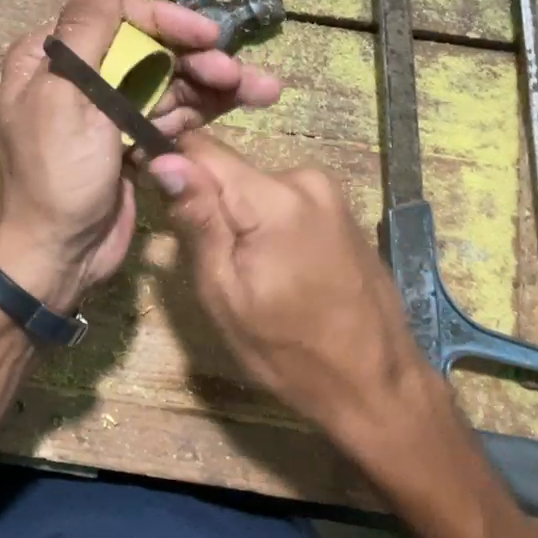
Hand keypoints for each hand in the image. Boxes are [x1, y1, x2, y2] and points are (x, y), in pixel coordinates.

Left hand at [0, 0, 280, 311]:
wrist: (57, 258)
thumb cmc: (56, 177)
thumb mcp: (66, 100)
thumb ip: (86, 34)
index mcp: (50, 59)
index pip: (114, 18)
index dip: (164, 22)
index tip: (207, 36)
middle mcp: (77, 77)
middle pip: (146, 50)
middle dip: (196, 60)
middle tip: (240, 78)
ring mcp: (104, 110)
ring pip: (165, 81)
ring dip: (210, 85)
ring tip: (262, 91)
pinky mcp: (127, 139)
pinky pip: (168, 113)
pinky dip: (200, 111)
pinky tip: (239, 107)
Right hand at [148, 131, 433, 444]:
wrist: (379, 387)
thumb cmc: (290, 351)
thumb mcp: (225, 293)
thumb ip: (197, 219)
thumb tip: (162, 160)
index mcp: (274, 198)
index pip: (201, 150)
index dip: (170, 165)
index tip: (158, 200)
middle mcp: (305, 180)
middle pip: (229, 171)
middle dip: (208, 204)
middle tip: (212, 263)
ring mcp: (329, 194)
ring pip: (253, 188)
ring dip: (238, 218)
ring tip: (247, 273)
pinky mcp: (340, 210)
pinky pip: (282, 200)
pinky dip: (266, 225)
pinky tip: (278, 269)